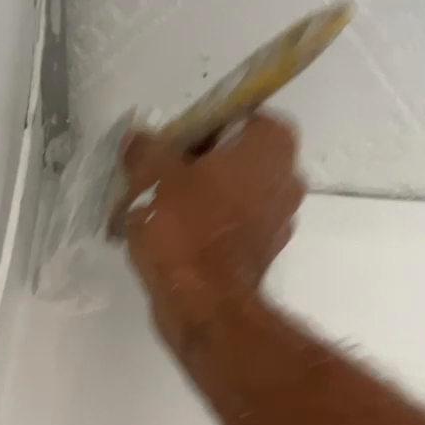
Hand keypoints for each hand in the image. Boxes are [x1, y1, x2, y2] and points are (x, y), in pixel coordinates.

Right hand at [120, 114, 304, 355]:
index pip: (230, 119)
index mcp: (271, 142)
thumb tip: (138, 140)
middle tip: (154, 185)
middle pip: (230, 161)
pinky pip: (227, 232)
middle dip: (193, 171)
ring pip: (227, 199)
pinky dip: (202, 235)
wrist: (202, 305)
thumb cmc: (184, 229)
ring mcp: (278, 221)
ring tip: (153, 220)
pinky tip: (167, 247)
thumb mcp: (151, 176)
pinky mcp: (261, 258)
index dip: (192, 134)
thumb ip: (144, 149)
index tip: (163, 155)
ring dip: (195, 205)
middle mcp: (287, 177)